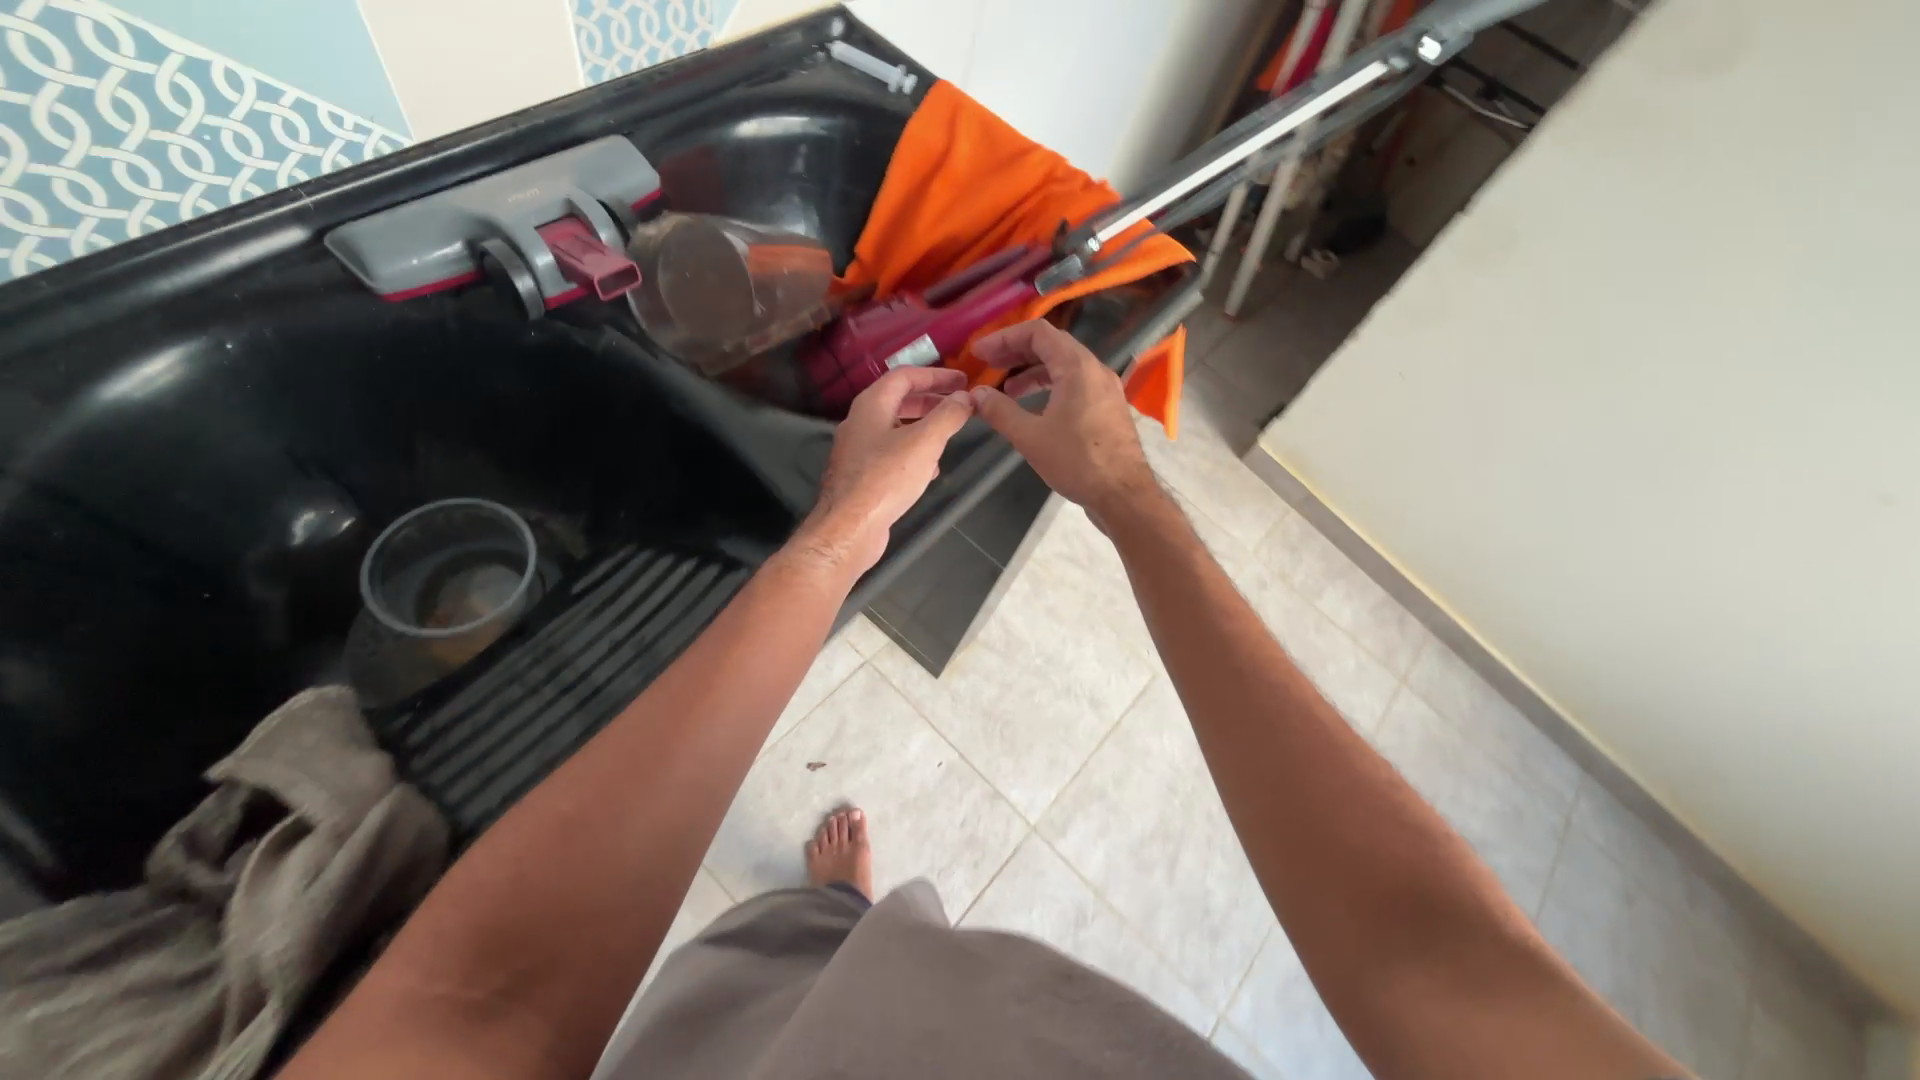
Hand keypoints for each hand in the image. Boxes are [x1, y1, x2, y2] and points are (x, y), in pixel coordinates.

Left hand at [793, 366, 974, 575]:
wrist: (849, 527)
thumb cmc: (886, 478)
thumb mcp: (925, 442)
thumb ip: (948, 416)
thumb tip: (965, 398)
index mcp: (871, 405)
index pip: (904, 376)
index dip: (935, 375)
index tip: (962, 380)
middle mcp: (860, 423)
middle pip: (897, 401)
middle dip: (930, 400)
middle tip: (958, 405)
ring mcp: (857, 451)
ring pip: (894, 429)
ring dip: (922, 428)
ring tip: (948, 436)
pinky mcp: (860, 476)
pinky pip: (890, 455)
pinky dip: (912, 454)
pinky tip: (929, 470)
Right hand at [969, 319, 1159, 524]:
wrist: (1123, 494)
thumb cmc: (1077, 461)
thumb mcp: (1030, 436)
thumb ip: (1000, 411)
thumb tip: (976, 395)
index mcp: (1077, 367)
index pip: (1038, 332)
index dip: (1004, 338)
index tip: (980, 353)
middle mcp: (1095, 369)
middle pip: (1052, 345)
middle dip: (1017, 353)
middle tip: (989, 365)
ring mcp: (1106, 389)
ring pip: (1065, 367)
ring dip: (1033, 372)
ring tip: (1007, 392)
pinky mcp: (1109, 408)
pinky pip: (1076, 385)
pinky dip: (1051, 387)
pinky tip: (1035, 408)